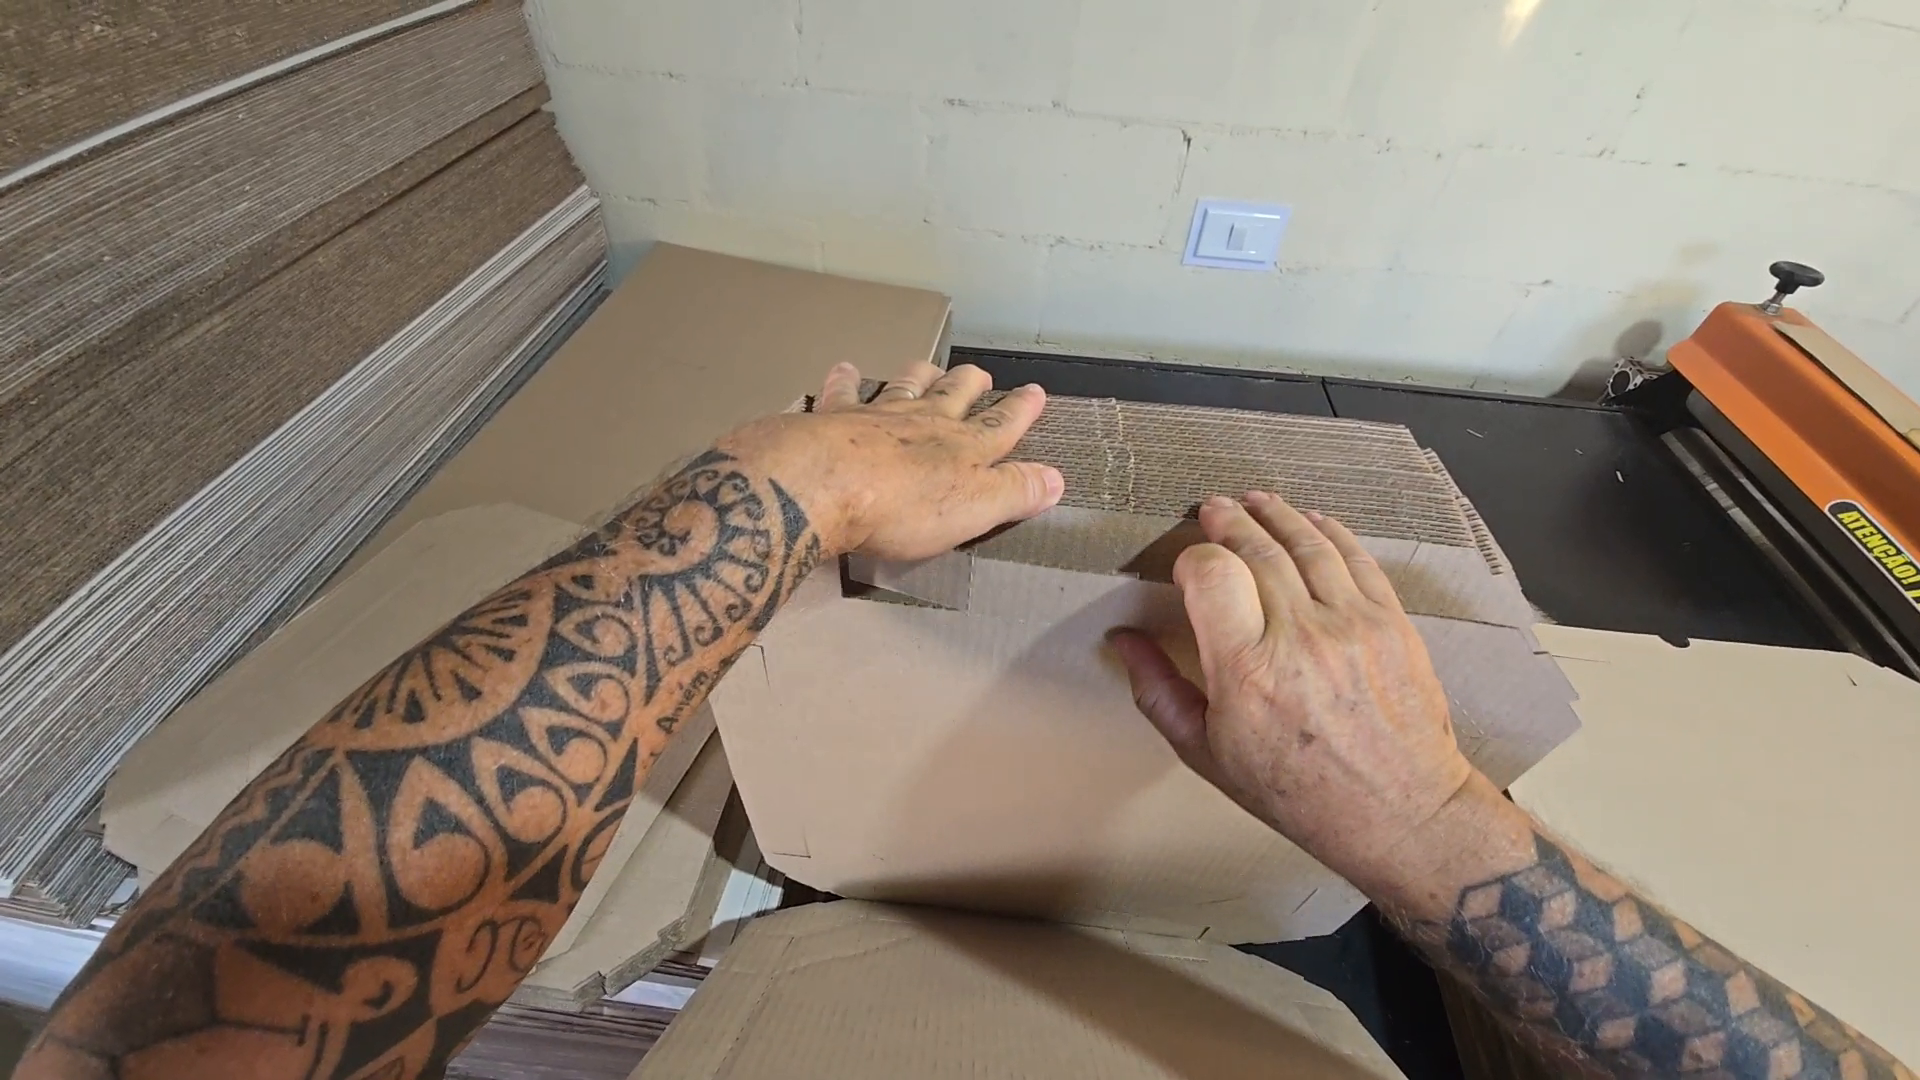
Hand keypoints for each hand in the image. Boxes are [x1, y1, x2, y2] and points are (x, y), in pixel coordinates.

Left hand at [718, 360, 1065, 559]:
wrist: (825, 485)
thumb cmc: (903, 508)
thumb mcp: (974, 510)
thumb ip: (1015, 492)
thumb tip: (1057, 478)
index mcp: (961, 449)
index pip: (999, 426)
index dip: (1020, 411)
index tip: (1035, 392)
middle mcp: (923, 423)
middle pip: (953, 395)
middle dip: (970, 384)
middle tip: (980, 373)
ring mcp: (877, 415)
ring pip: (905, 386)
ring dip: (919, 375)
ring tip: (926, 365)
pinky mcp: (833, 419)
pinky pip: (842, 393)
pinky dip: (846, 380)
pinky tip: (844, 369)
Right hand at [1110, 491, 1478, 895]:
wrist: (1400, 814)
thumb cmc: (1295, 789)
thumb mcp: (1205, 751)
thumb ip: (1157, 689)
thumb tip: (1123, 640)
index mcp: (1246, 670)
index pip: (1213, 573)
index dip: (1194, 557)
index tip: (1186, 566)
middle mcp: (1300, 638)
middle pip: (1257, 548)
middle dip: (1228, 521)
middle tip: (1211, 508)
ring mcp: (1352, 626)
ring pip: (1307, 543)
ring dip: (1275, 514)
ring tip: (1253, 502)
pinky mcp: (1391, 624)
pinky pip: (1357, 558)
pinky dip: (1329, 531)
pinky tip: (1310, 519)